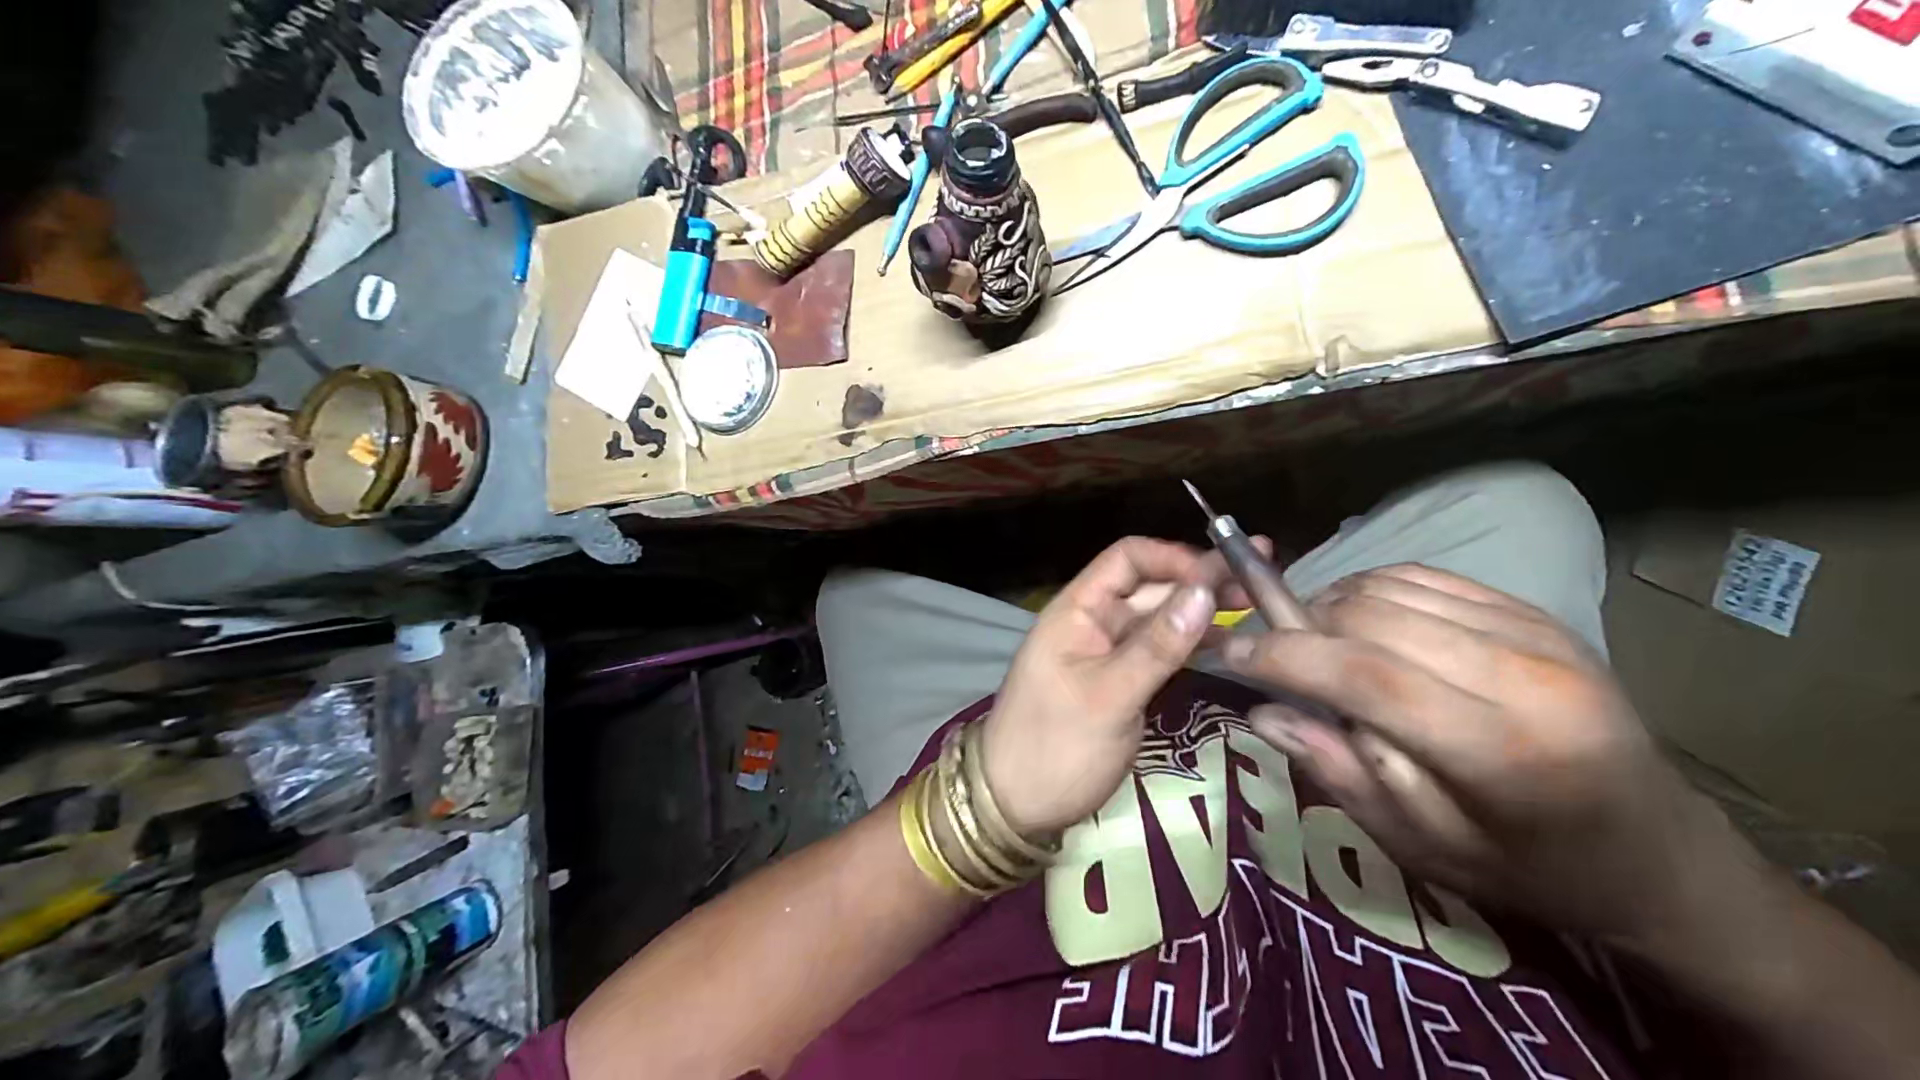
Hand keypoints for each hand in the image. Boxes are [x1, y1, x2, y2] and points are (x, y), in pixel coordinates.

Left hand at [980, 537, 1257, 835]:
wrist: (1015, 805)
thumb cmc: (1056, 746)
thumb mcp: (1109, 696)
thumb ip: (1158, 645)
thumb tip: (1205, 591)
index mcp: (1077, 611)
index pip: (1127, 559)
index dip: (1175, 558)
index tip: (1224, 573)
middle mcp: (1094, 623)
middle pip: (1150, 586)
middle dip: (1200, 580)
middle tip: (1262, 578)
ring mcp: (1108, 654)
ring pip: (1159, 619)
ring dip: (1201, 610)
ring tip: (1257, 605)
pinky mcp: (1121, 683)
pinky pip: (1159, 651)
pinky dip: (1190, 644)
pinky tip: (1229, 644)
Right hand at [1222, 564, 1757, 948]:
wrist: (1656, 850)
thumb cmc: (1530, 867)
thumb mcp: (1425, 849)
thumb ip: (1341, 774)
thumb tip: (1265, 711)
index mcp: (1501, 750)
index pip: (1366, 675)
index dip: (1285, 655)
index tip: (1230, 653)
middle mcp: (1523, 674)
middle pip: (1369, 618)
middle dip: (1301, 629)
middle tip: (1273, 657)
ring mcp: (1535, 632)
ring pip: (1388, 586)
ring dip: (1330, 606)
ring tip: (1314, 643)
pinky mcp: (1534, 611)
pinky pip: (1421, 577)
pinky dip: (1369, 592)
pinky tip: (1359, 625)